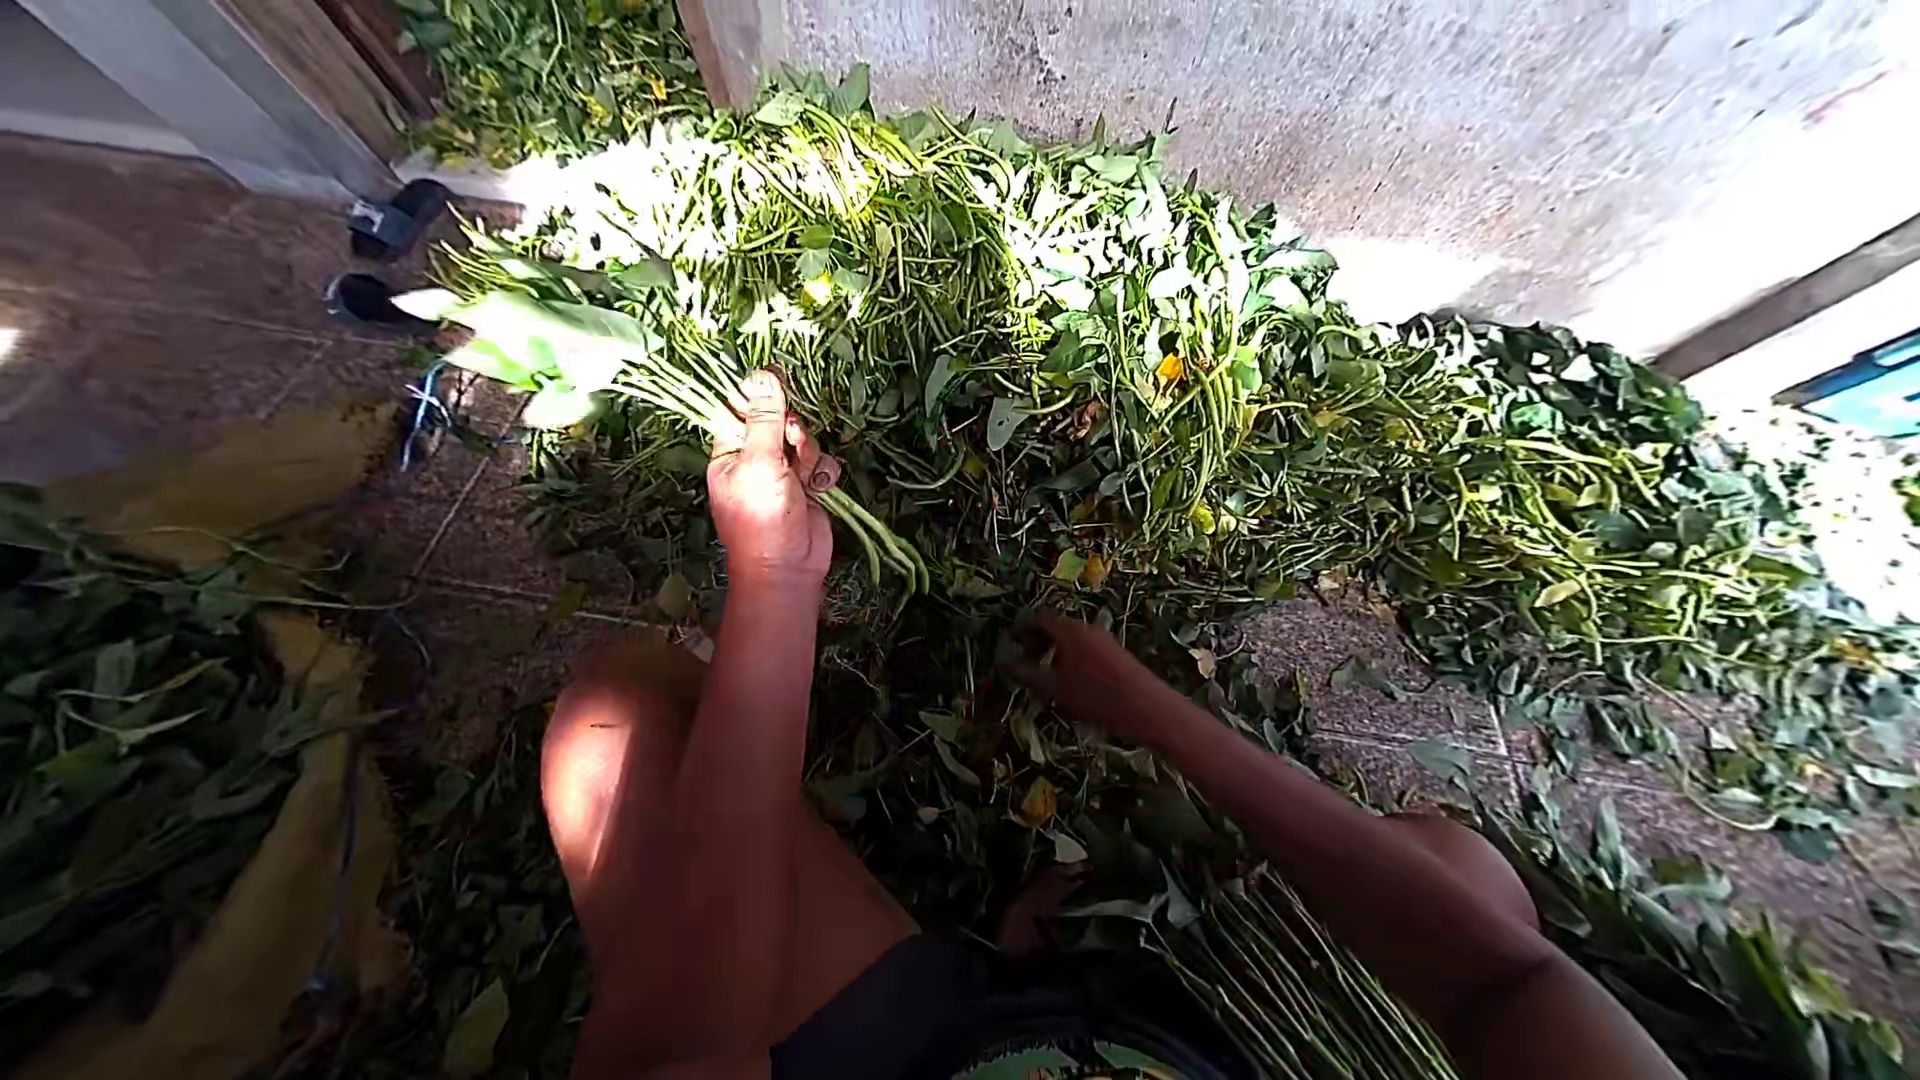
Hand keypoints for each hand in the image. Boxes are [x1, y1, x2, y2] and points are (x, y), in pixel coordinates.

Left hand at [706, 371, 840, 589]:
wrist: (788, 567)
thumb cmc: (763, 518)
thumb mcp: (760, 462)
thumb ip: (765, 418)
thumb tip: (762, 374)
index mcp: (730, 452)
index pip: (740, 409)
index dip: (759, 395)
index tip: (777, 380)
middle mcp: (756, 459)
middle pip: (779, 421)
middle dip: (791, 429)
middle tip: (792, 439)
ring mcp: (784, 474)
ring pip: (804, 441)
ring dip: (809, 453)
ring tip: (804, 475)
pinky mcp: (809, 487)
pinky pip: (822, 463)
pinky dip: (824, 473)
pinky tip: (819, 488)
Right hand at [1006, 614, 1186, 745]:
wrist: (1147, 706)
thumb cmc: (1096, 696)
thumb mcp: (1056, 689)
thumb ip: (1028, 675)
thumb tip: (1005, 665)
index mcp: (1069, 631)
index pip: (1039, 619)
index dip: (1022, 629)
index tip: (1012, 642)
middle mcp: (1087, 628)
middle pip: (1056, 628)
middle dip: (1038, 642)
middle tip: (1027, 660)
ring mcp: (1104, 639)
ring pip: (1071, 639)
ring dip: (1056, 653)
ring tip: (1048, 677)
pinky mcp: (1116, 652)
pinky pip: (1086, 648)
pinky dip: (1072, 658)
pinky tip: (1073, 683)